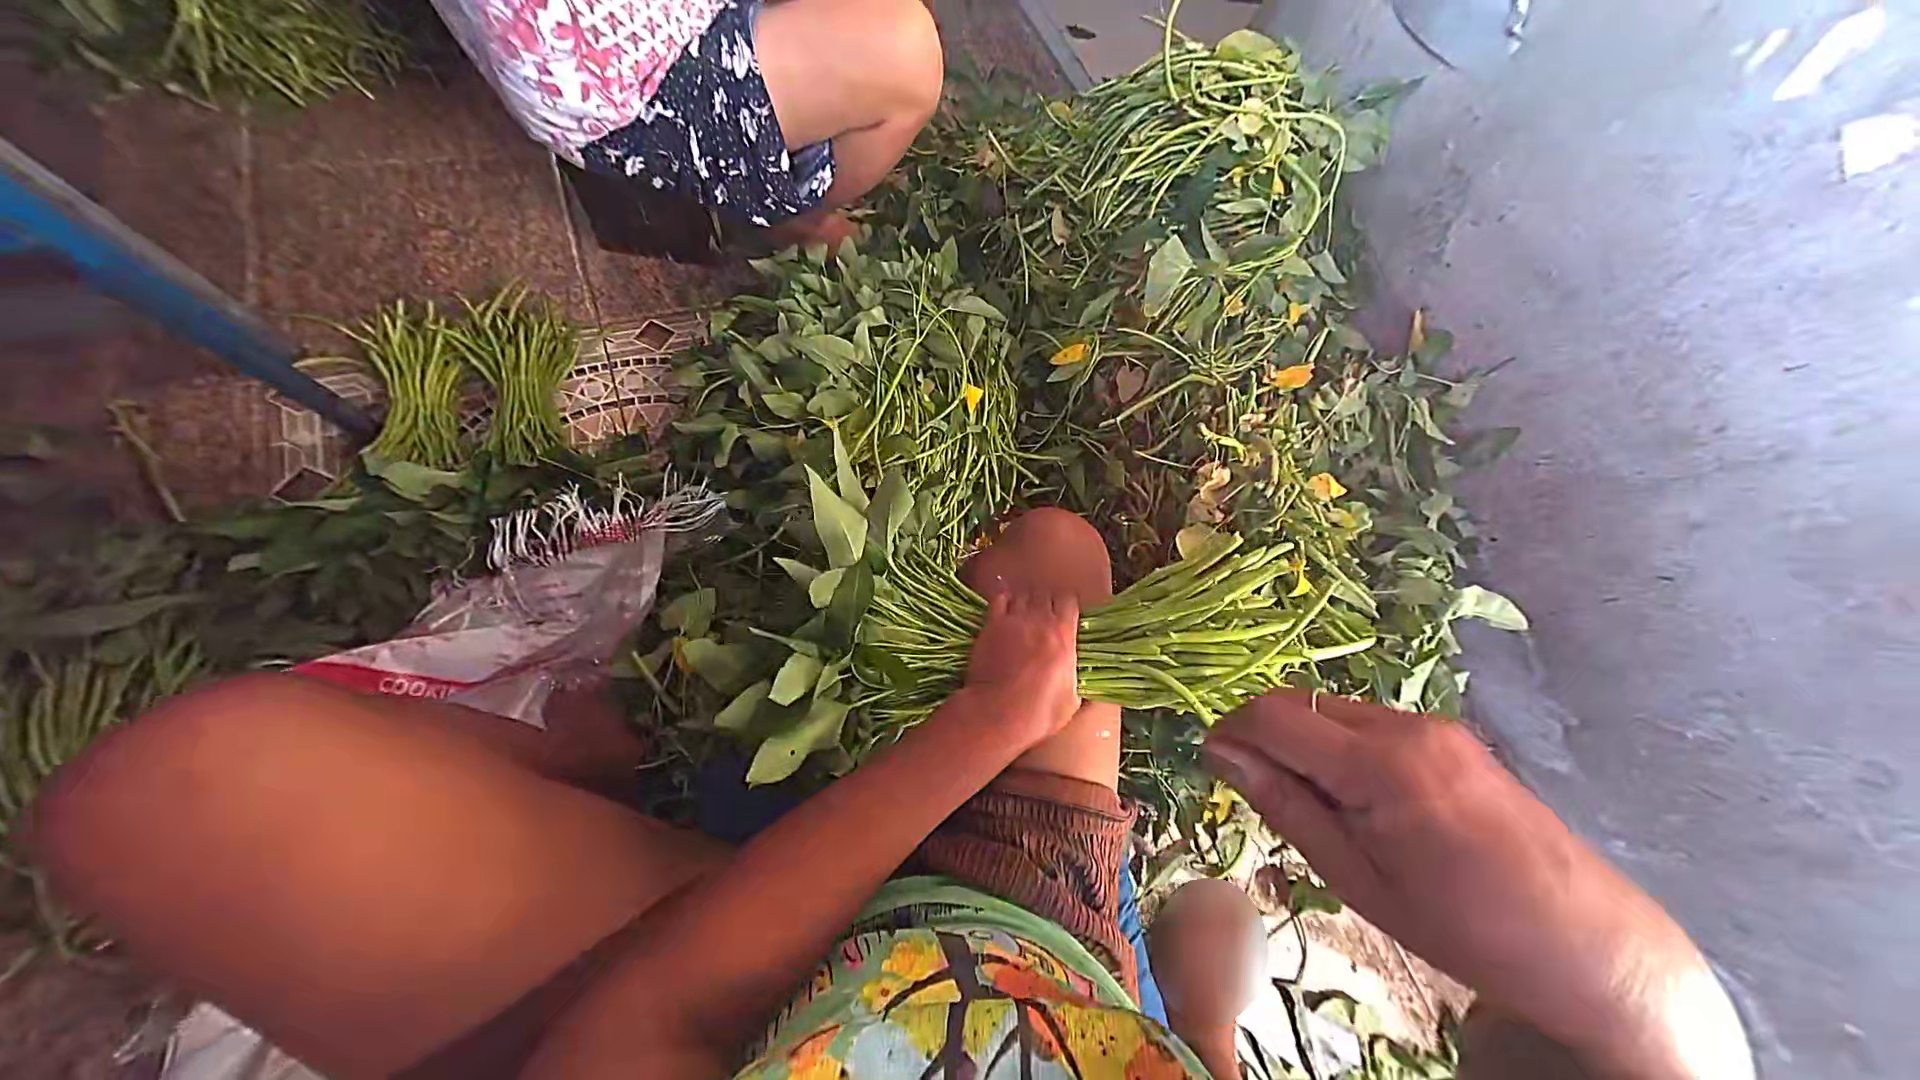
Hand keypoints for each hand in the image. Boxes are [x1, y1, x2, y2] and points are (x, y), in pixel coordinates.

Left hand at [960, 590, 1081, 746]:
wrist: (1000, 711)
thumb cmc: (1039, 711)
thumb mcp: (1071, 701)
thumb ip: (1077, 685)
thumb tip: (1086, 691)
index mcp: (1063, 635)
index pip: (1069, 600)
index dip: (1066, 603)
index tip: (1064, 611)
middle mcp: (1039, 621)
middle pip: (1044, 593)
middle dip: (1044, 600)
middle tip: (1042, 613)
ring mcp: (1014, 620)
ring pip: (1022, 594)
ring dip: (1024, 600)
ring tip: (1023, 611)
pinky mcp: (992, 625)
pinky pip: (999, 600)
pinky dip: (1003, 601)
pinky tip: (1004, 611)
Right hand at [1204, 690, 1751, 1079]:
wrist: (1594, 947)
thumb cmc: (1464, 928)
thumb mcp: (1355, 876)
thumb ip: (1283, 802)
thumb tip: (1220, 752)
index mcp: (1383, 766)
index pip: (1274, 716)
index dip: (1231, 732)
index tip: (1213, 762)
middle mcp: (1407, 726)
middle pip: (1298, 704)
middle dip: (1263, 736)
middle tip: (1259, 790)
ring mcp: (1433, 724)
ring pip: (1329, 709)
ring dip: (1299, 740)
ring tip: (1312, 801)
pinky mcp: (1447, 734)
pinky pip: (1365, 722)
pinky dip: (1336, 745)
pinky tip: (1354, 795)